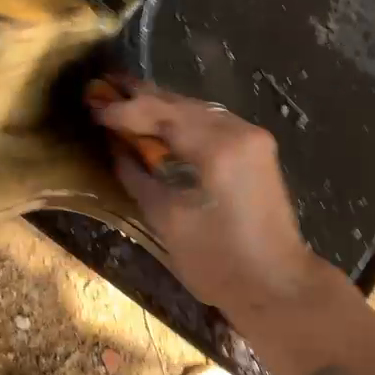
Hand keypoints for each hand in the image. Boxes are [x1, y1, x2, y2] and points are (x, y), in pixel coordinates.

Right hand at [95, 83, 329, 317]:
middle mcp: (238, 131)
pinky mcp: (256, 149)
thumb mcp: (167, 220)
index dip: (124, 110)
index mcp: (218, 147)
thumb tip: (117, 149)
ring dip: (161, 107)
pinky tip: (160, 123)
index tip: (94, 108)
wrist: (280, 287)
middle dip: (141, 97)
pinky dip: (182, 120)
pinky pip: (210, 122)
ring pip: (196, 109)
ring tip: (125, 99)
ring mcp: (252, 137)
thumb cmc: (220, 261)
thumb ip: (138, 177)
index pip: (161, 113)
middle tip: (105, 87)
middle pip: (181, 104)